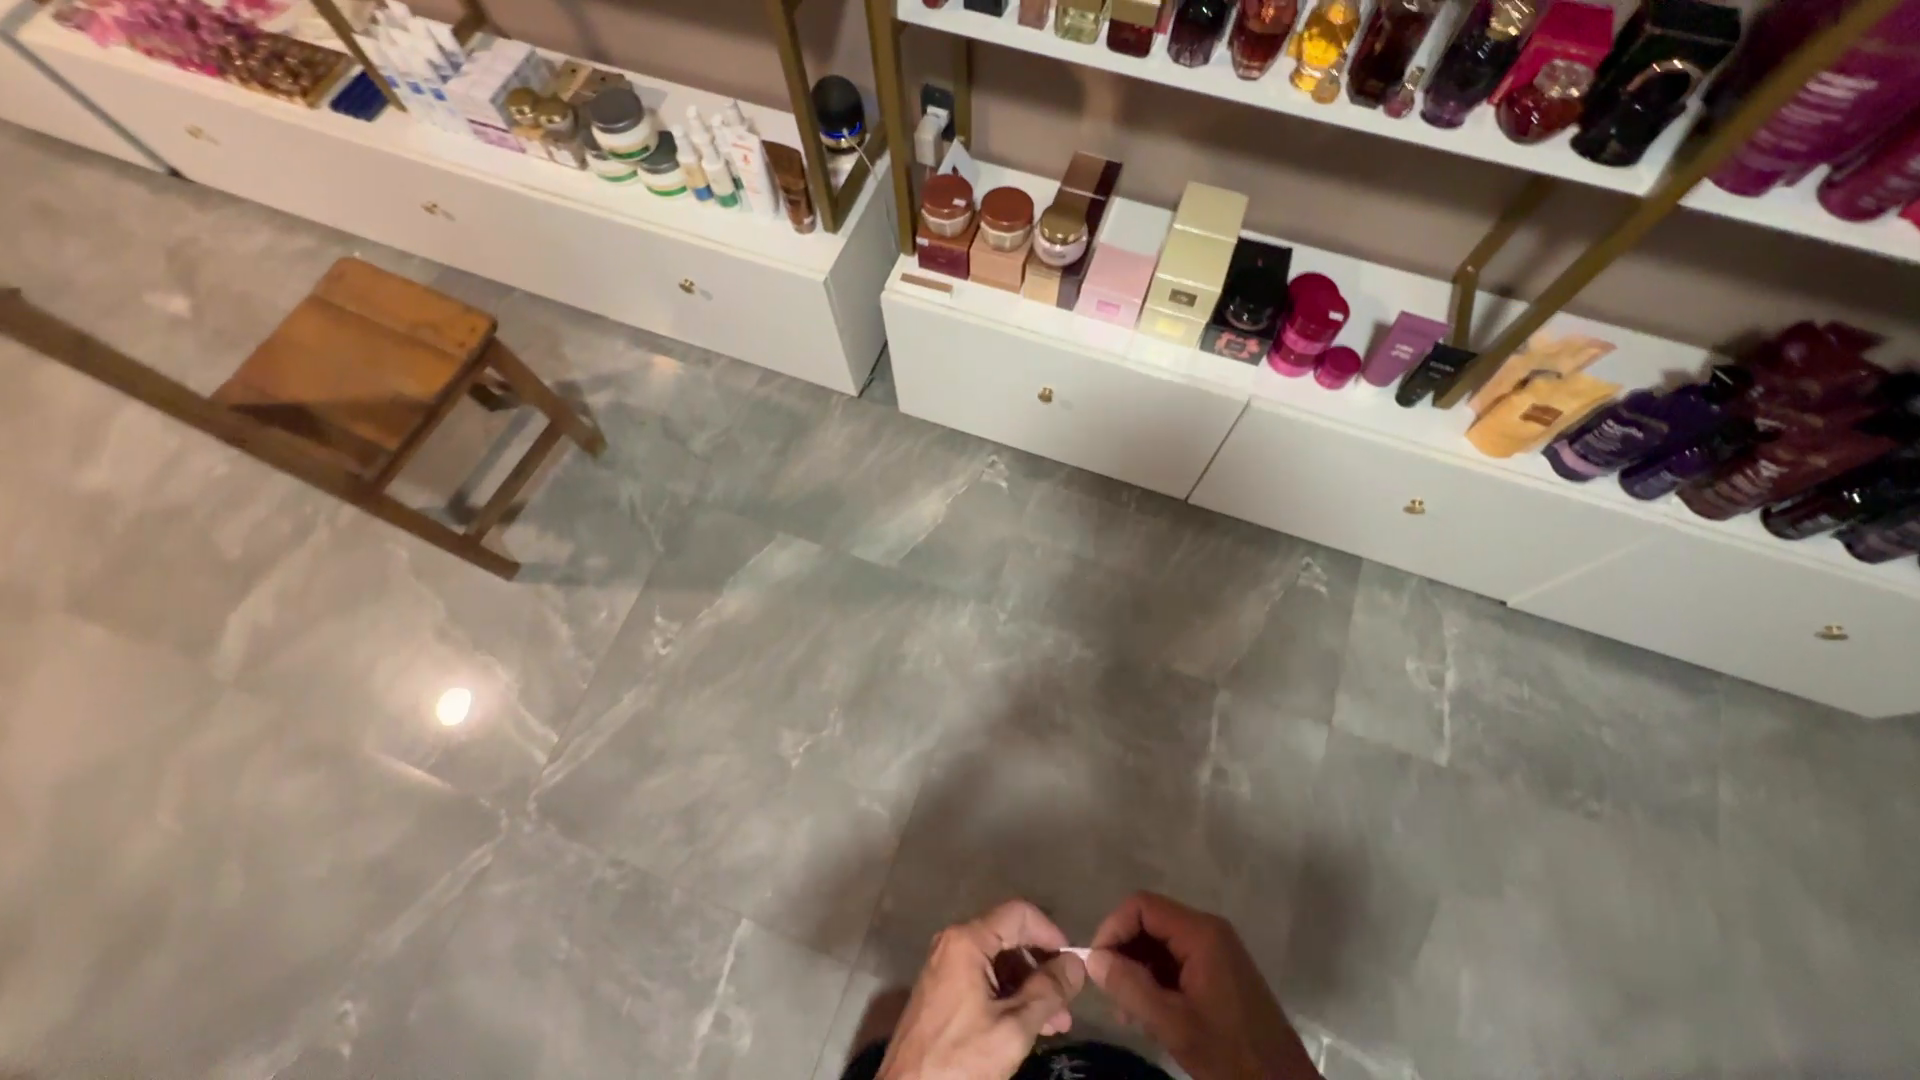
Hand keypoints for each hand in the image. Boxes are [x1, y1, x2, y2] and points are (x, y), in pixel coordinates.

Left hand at [877, 899, 1088, 1079]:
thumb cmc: (961, 1057)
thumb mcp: (1013, 1027)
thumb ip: (1048, 991)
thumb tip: (1076, 962)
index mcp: (967, 940)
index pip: (1019, 913)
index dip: (1051, 933)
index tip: (1073, 965)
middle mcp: (954, 943)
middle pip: (1010, 938)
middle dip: (1043, 968)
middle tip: (1068, 1004)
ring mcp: (946, 966)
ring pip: (1000, 962)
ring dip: (1030, 987)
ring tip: (1056, 1024)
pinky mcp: (944, 989)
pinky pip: (985, 979)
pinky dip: (1010, 996)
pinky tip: (1029, 1025)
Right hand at [1087, 892, 1319, 1079]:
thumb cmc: (1229, 1054)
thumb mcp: (1172, 1024)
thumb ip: (1130, 986)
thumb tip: (1093, 958)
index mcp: (1201, 934)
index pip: (1142, 906)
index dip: (1113, 928)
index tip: (1097, 965)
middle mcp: (1209, 931)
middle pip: (1150, 922)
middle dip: (1124, 952)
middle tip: (1110, 993)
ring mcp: (1216, 950)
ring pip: (1160, 943)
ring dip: (1138, 970)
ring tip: (1127, 1012)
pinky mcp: (1219, 971)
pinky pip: (1176, 960)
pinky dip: (1156, 980)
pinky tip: (1147, 1014)